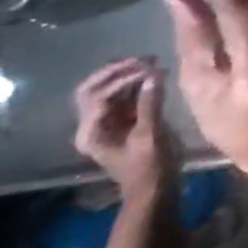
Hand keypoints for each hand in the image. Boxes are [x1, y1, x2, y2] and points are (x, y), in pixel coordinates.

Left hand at [73, 57, 173, 200]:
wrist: (154, 188)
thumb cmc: (150, 166)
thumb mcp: (151, 136)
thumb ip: (151, 105)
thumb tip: (154, 74)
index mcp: (91, 132)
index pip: (98, 97)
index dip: (122, 80)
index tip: (151, 68)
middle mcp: (93, 126)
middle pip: (92, 91)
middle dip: (115, 72)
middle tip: (145, 58)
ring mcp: (108, 123)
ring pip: (107, 91)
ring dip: (126, 75)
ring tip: (153, 61)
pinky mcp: (125, 122)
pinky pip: (124, 97)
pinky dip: (136, 84)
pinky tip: (155, 75)